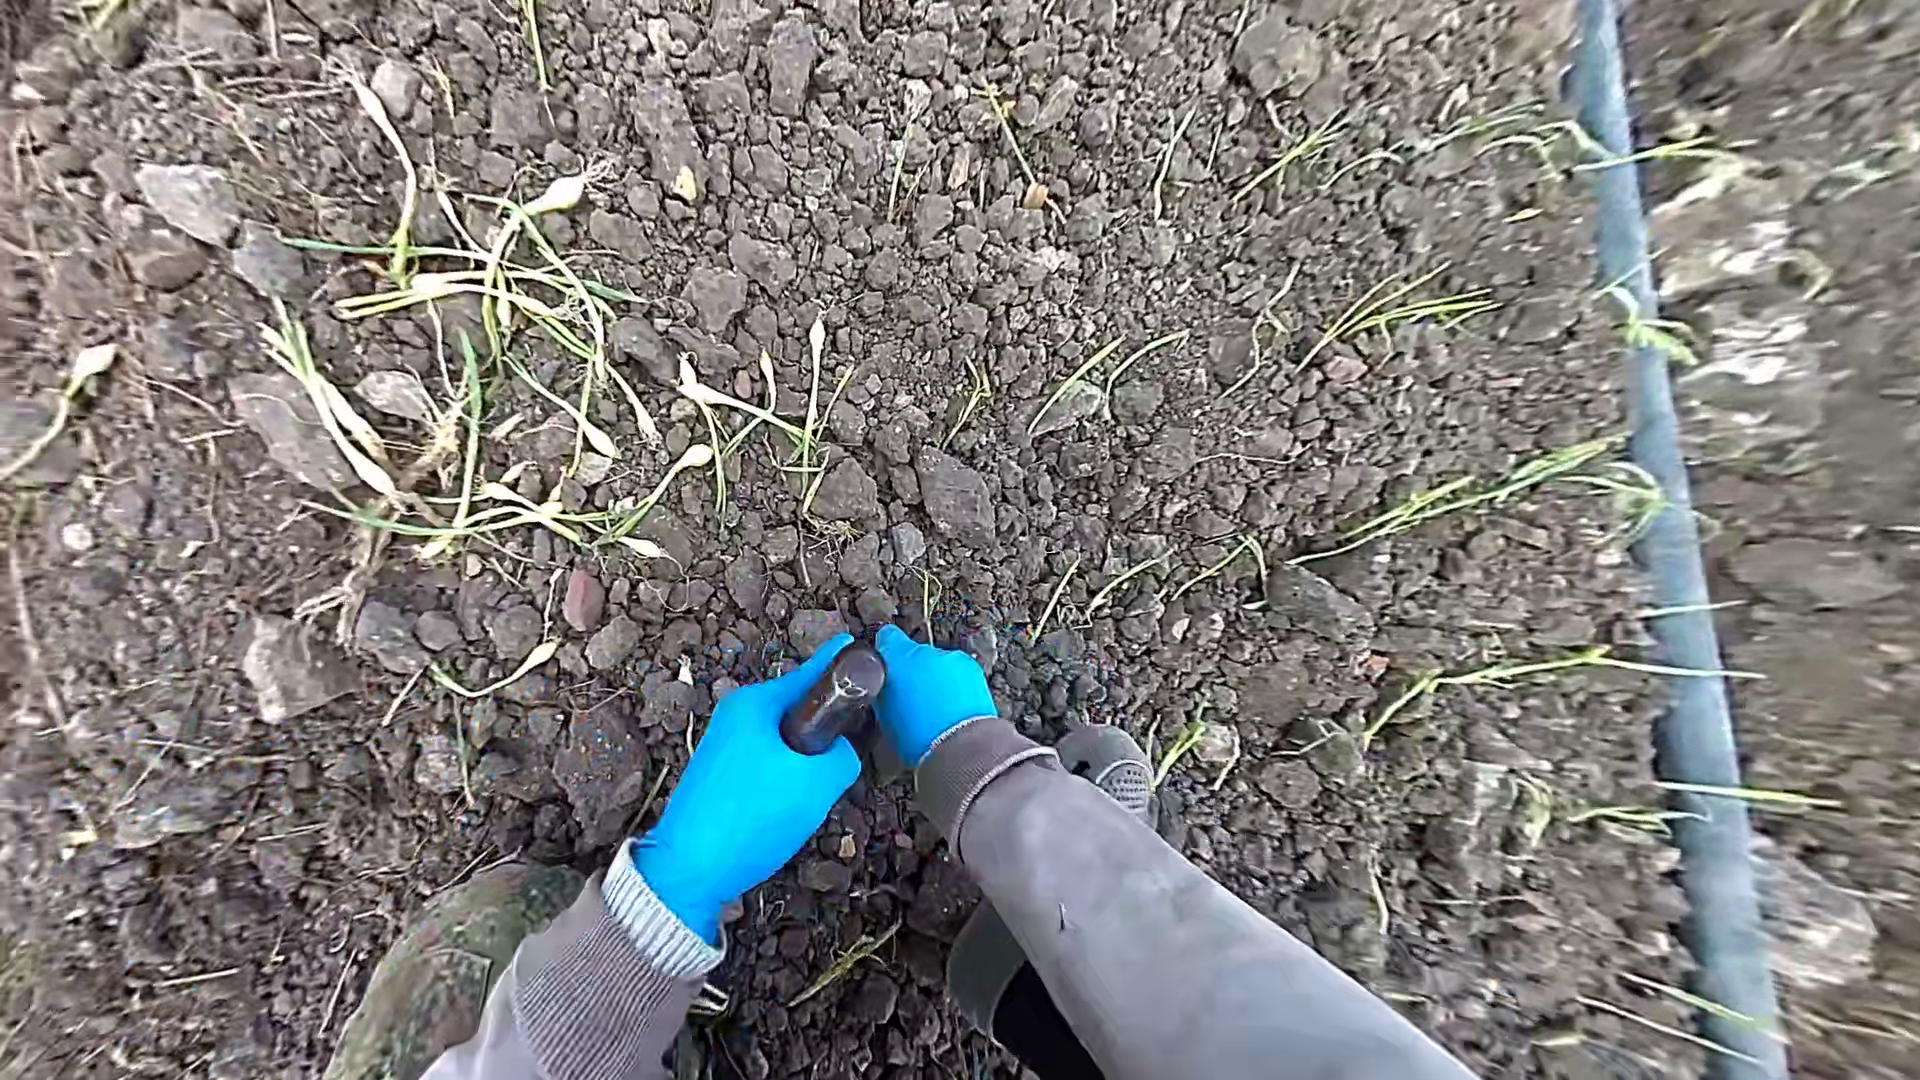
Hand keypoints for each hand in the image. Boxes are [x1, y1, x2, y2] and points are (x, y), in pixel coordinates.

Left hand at [634, 634, 860, 943]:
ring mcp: (727, 743)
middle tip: (850, 746)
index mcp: (755, 703)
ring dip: (808, 756)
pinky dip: (789, 772)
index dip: (843, 663)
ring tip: (819, 785)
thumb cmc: (750, 818)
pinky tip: (794, 801)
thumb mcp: (817, 784)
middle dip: (827, 726)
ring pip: (788, 737)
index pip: (812, 671)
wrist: (687, 875)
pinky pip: (770, 758)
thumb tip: (841, 751)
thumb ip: (845, 755)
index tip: (861, 649)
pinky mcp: (723, 771)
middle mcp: (737, 714)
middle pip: (802, 706)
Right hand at [874, 624, 997, 766]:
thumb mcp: (886, 716)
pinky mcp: (971, 668)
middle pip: (915, 653)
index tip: (889, 658)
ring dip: (936, 677)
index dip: (888, 648)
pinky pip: (958, 671)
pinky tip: (953, 706)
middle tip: (914, 697)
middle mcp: (924, 653)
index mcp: (897, 660)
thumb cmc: (920, 739)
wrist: (960, 747)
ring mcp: (950, 659)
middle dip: (914, 670)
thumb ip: (885, 691)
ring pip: (938, 662)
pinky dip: (956, 684)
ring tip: (937, 707)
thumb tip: (886, 685)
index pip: (888, 637)